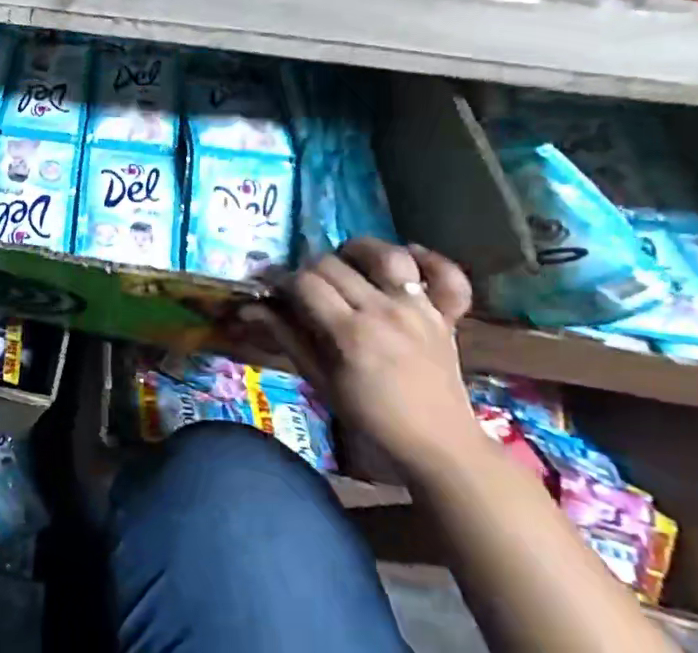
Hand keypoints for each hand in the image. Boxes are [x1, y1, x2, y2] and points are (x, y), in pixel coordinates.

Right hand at [253, 238, 483, 474]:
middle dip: (309, 269)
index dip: (282, 281)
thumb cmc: (371, 418)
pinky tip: (407, 261)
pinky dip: (430, 261)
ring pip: (386, 255)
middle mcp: (385, 311)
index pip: (305, 283)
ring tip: (346, 264)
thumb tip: (249, 308)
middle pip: (333, 264)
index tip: (273, 290)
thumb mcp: (320, 381)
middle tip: (304, 288)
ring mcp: (420, 309)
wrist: (439, 445)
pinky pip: (447, 275)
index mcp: (351, 333)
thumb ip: (287, 338)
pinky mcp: (445, 315)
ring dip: (359, 252)